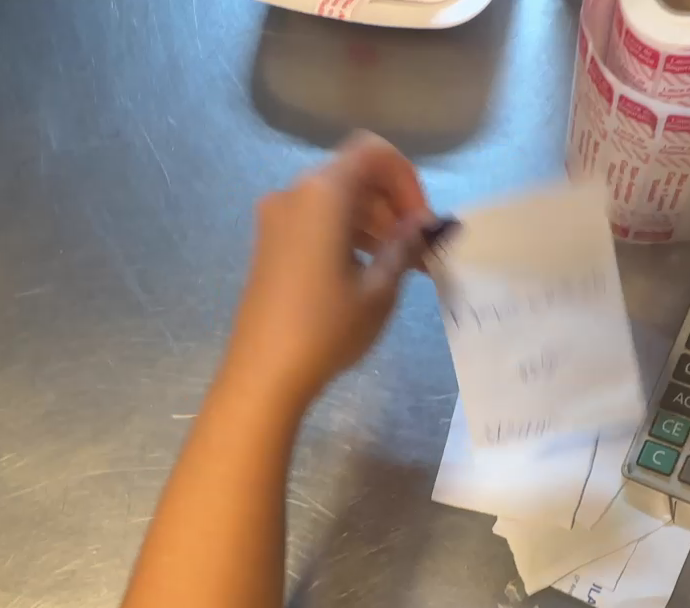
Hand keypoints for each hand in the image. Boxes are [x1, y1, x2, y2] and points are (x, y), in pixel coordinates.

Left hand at [225, 131, 436, 404]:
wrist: (265, 373)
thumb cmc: (328, 329)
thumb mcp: (379, 290)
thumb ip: (405, 246)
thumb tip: (425, 224)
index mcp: (323, 193)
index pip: (374, 153)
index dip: (407, 182)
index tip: (423, 225)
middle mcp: (294, 194)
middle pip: (354, 177)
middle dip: (392, 207)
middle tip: (418, 253)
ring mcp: (276, 220)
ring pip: (336, 202)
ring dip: (372, 225)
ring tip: (398, 270)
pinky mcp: (269, 246)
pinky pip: (316, 224)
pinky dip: (346, 237)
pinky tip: (364, 275)